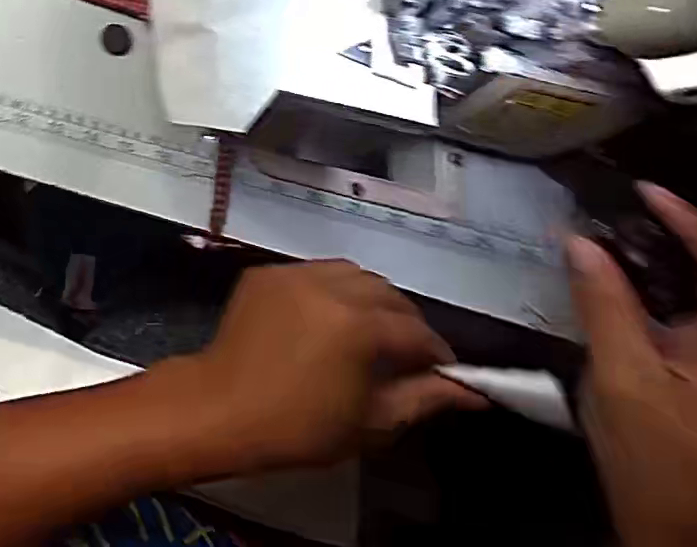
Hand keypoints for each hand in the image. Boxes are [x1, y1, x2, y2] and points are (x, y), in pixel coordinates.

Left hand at [180, 261, 486, 472]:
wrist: (224, 406)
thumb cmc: (301, 425)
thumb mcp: (373, 421)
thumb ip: (425, 397)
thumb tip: (471, 391)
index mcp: (357, 324)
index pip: (415, 330)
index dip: (437, 353)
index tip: (445, 373)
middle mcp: (325, 286)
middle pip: (384, 290)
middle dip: (405, 319)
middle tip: (408, 353)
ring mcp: (290, 274)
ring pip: (348, 272)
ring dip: (368, 296)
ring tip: (370, 330)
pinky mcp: (264, 273)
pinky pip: (310, 271)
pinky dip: (329, 288)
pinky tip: (327, 317)